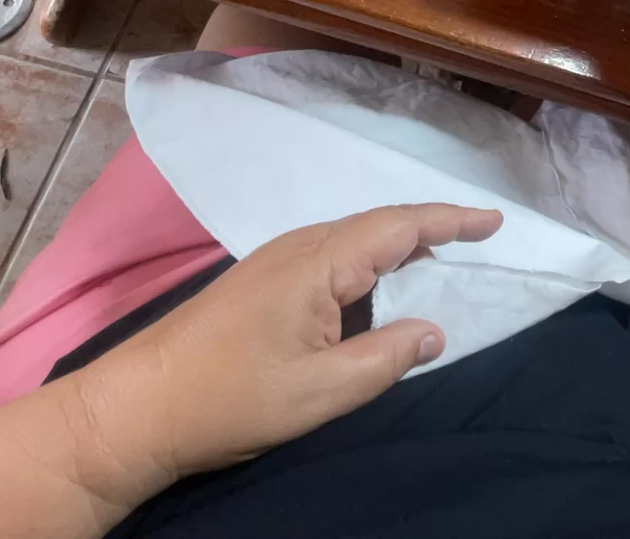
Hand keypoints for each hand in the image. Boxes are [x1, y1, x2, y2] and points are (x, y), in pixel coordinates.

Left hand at [67, 203, 502, 489]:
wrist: (133, 408)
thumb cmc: (229, 398)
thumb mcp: (320, 392)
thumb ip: (388, 358)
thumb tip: (437, 330)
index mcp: (322, 262)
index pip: (402, 226)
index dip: (453, 220)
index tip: (496, 220)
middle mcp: (304, 244)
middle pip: (384, 221)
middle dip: (436, 224)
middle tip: (480, 235)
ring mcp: (281, 256)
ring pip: (360, 234)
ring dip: (405, 239)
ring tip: (444, 254)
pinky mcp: (268, 274)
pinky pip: (338, 250)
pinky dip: (376, 256)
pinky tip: (382, 279)